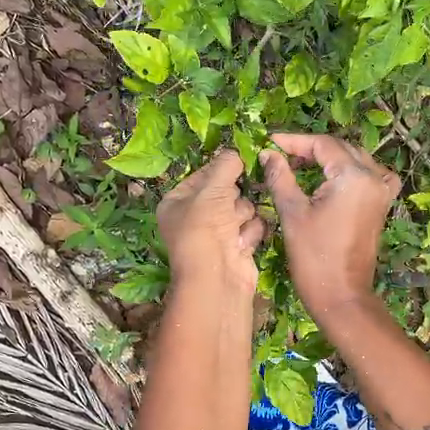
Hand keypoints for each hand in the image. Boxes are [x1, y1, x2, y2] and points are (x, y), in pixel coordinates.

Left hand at [157, 149, 266, 298]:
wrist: (217, 277)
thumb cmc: (204, 229)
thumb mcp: (213, 188)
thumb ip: (226, 165)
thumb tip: (236, 152)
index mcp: (177, 202)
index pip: (204, 175)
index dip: (221, 171)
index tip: (237, 164)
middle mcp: (195, 217)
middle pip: (228, 191)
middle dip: (234, 198)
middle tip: (229, 206)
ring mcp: (217, 234)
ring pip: (244, 207)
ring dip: (243, 216)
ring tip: (234, 231)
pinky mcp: (237, 247)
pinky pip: (251, 227)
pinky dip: (249, 234)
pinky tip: (241, 244)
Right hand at [259, 133, 400, 316]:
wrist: (341, 296)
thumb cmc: (314, 257)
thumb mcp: (292, 213)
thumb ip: (281, 177)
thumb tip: (270, 154)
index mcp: (354, 176)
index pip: (322, 145)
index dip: (294, 141)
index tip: (271, 142)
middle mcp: (373, 178)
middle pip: (340, 149)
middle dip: (311, 149)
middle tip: (281, 156)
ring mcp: (382, 193)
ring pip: (355, 159)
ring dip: (330, 158)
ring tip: (302, 166)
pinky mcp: (381, 206)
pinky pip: (371, 176)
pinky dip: (354, 171)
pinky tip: (337, 178)